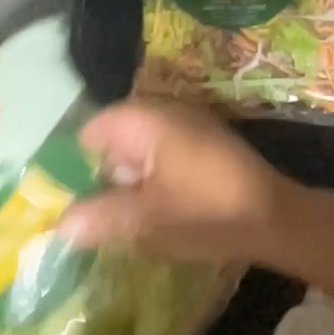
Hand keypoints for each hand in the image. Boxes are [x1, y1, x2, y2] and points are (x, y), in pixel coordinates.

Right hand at [60, 100, 294, 261]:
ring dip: (130, 180)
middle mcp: (165, 111)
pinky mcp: (206, 143)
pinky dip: (154, 178)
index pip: (92, 129)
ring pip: (140, 149)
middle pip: (115, 138)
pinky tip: (157, 210)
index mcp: (145, 119)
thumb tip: (59, 223)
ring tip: (125, 218)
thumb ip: (98, 217)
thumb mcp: (144, 221)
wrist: (274, 218)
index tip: (72, 199)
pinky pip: (164, 154)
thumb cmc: (205, 213)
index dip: (76, 164)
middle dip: (104, 175)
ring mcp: (189, 124)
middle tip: (97, 214)